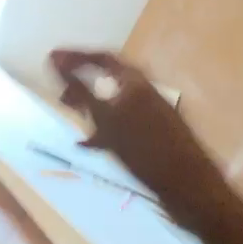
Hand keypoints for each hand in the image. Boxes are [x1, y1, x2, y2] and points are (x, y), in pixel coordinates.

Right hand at [48, 49, 231, 223]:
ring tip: (72, 114)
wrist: (190, 188)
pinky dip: (102, 125)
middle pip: (108, 78)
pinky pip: (121, 120)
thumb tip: (54, 58)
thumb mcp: (104, 117)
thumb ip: (78, 87)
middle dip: (81, 82)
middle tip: (60, 92)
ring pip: (113, 100)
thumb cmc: (144, 148)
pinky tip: (89, 143)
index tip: (52, 59)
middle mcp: (146, 92)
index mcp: (135, 83)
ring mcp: (153, 113)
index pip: (102, 57)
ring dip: (90, 104)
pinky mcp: (156, 133)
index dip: (75, 56)